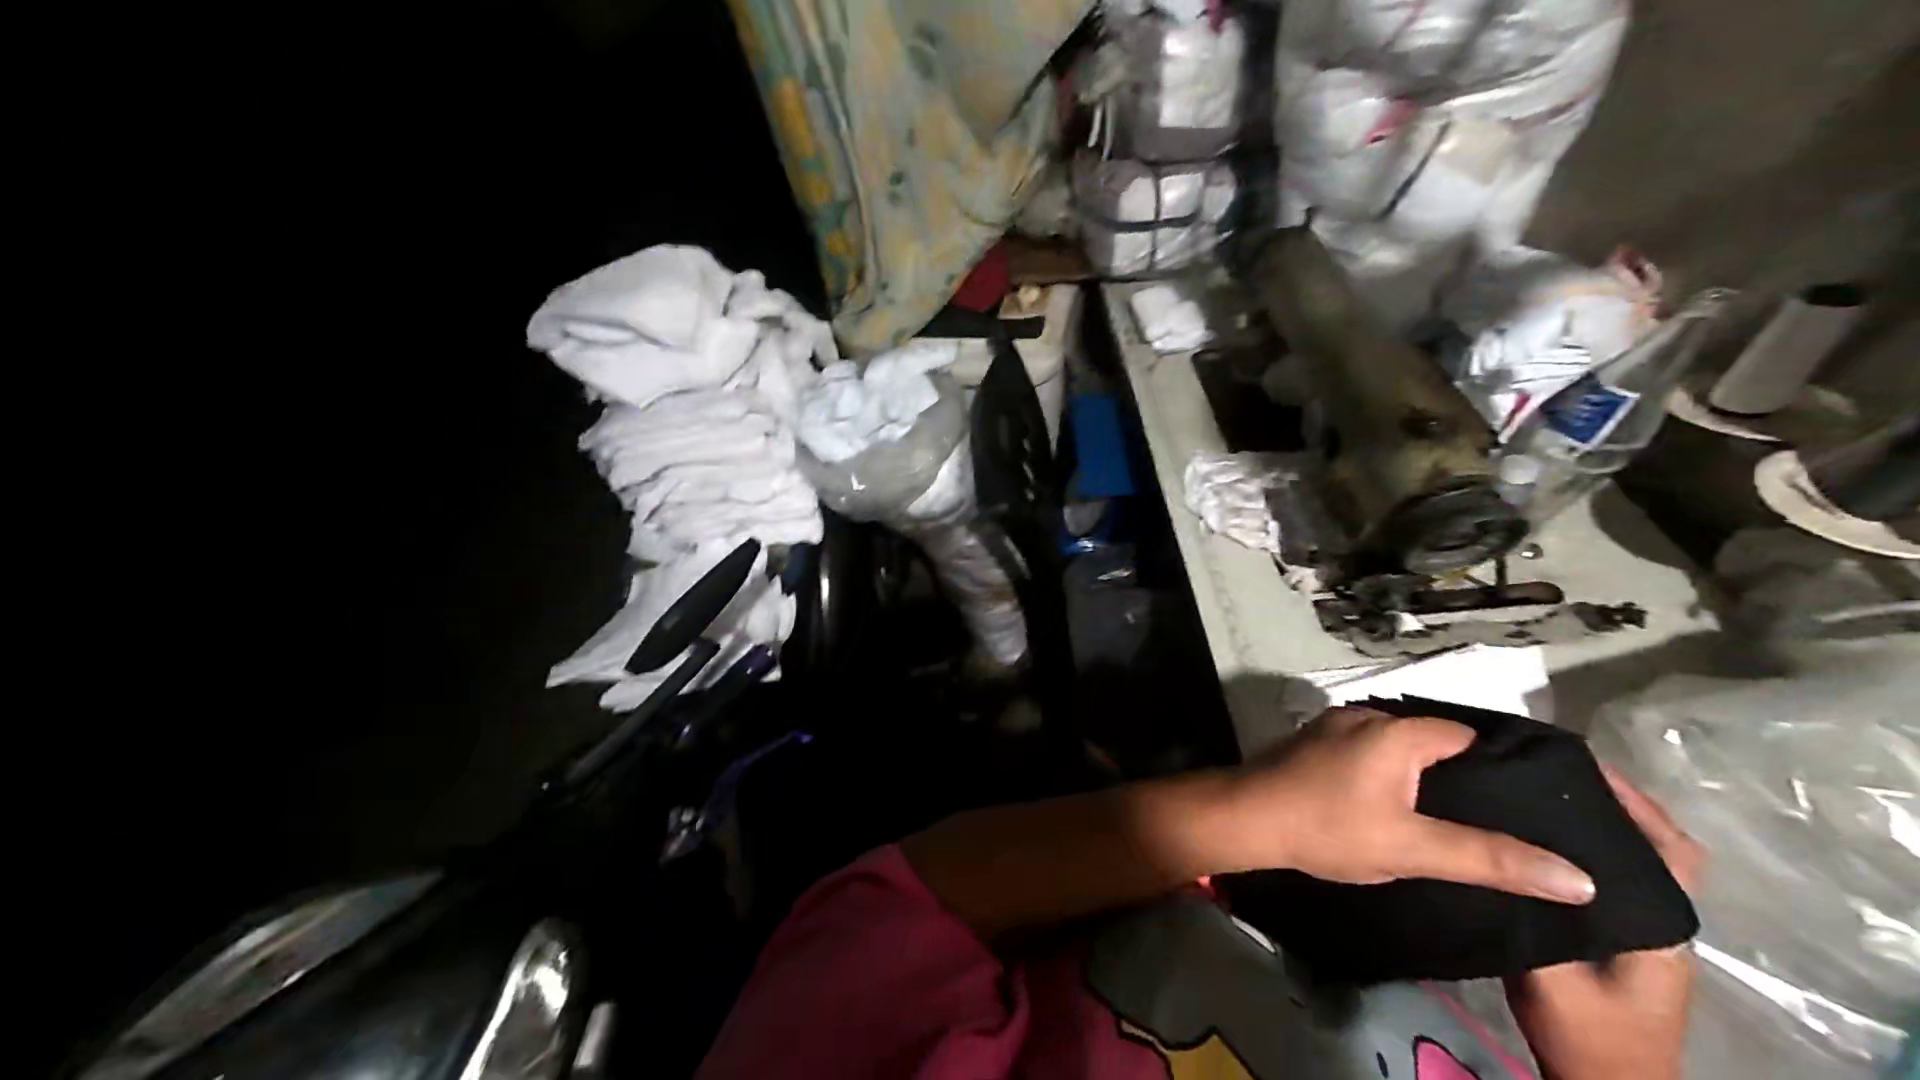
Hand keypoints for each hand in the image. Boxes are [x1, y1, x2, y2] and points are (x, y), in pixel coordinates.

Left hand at [1213, 706, 1596, 902]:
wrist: (1245, 817)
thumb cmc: (1328, 827)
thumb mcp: (1412, 849)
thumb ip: (1489, 858)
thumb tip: (1580, 877)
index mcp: (1394, 731)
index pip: (1467, 737)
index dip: (1501, 766)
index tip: (1531, 799)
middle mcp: (1364, 716)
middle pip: (1432, 738)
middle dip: (1462, 770)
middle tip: (1498, 812)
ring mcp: (1334, 726)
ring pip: (1396, 744)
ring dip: (1421, 771)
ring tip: (1454, 811)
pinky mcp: (1314, 742)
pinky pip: (1367, 749)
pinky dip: (1388, 770)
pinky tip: (1397, 802)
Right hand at [1505, 765, 1703, 1079]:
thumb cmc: (1586, 1033)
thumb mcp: (1549, 977)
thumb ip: (1531, 918)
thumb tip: (1500, 856)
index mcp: (1658, 925)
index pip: (1670, 852)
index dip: (1637, 805)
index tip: (1583, 767)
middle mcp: (1659, 919)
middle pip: (1655, 846)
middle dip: (1614, 802)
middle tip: (1549, 768)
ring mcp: (1641, 928)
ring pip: (1630, 857)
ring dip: (1597, 821)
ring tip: (1535, 789)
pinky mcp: (1615, 932)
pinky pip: (1608, 873)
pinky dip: (1584, 844)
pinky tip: (1533, 833)